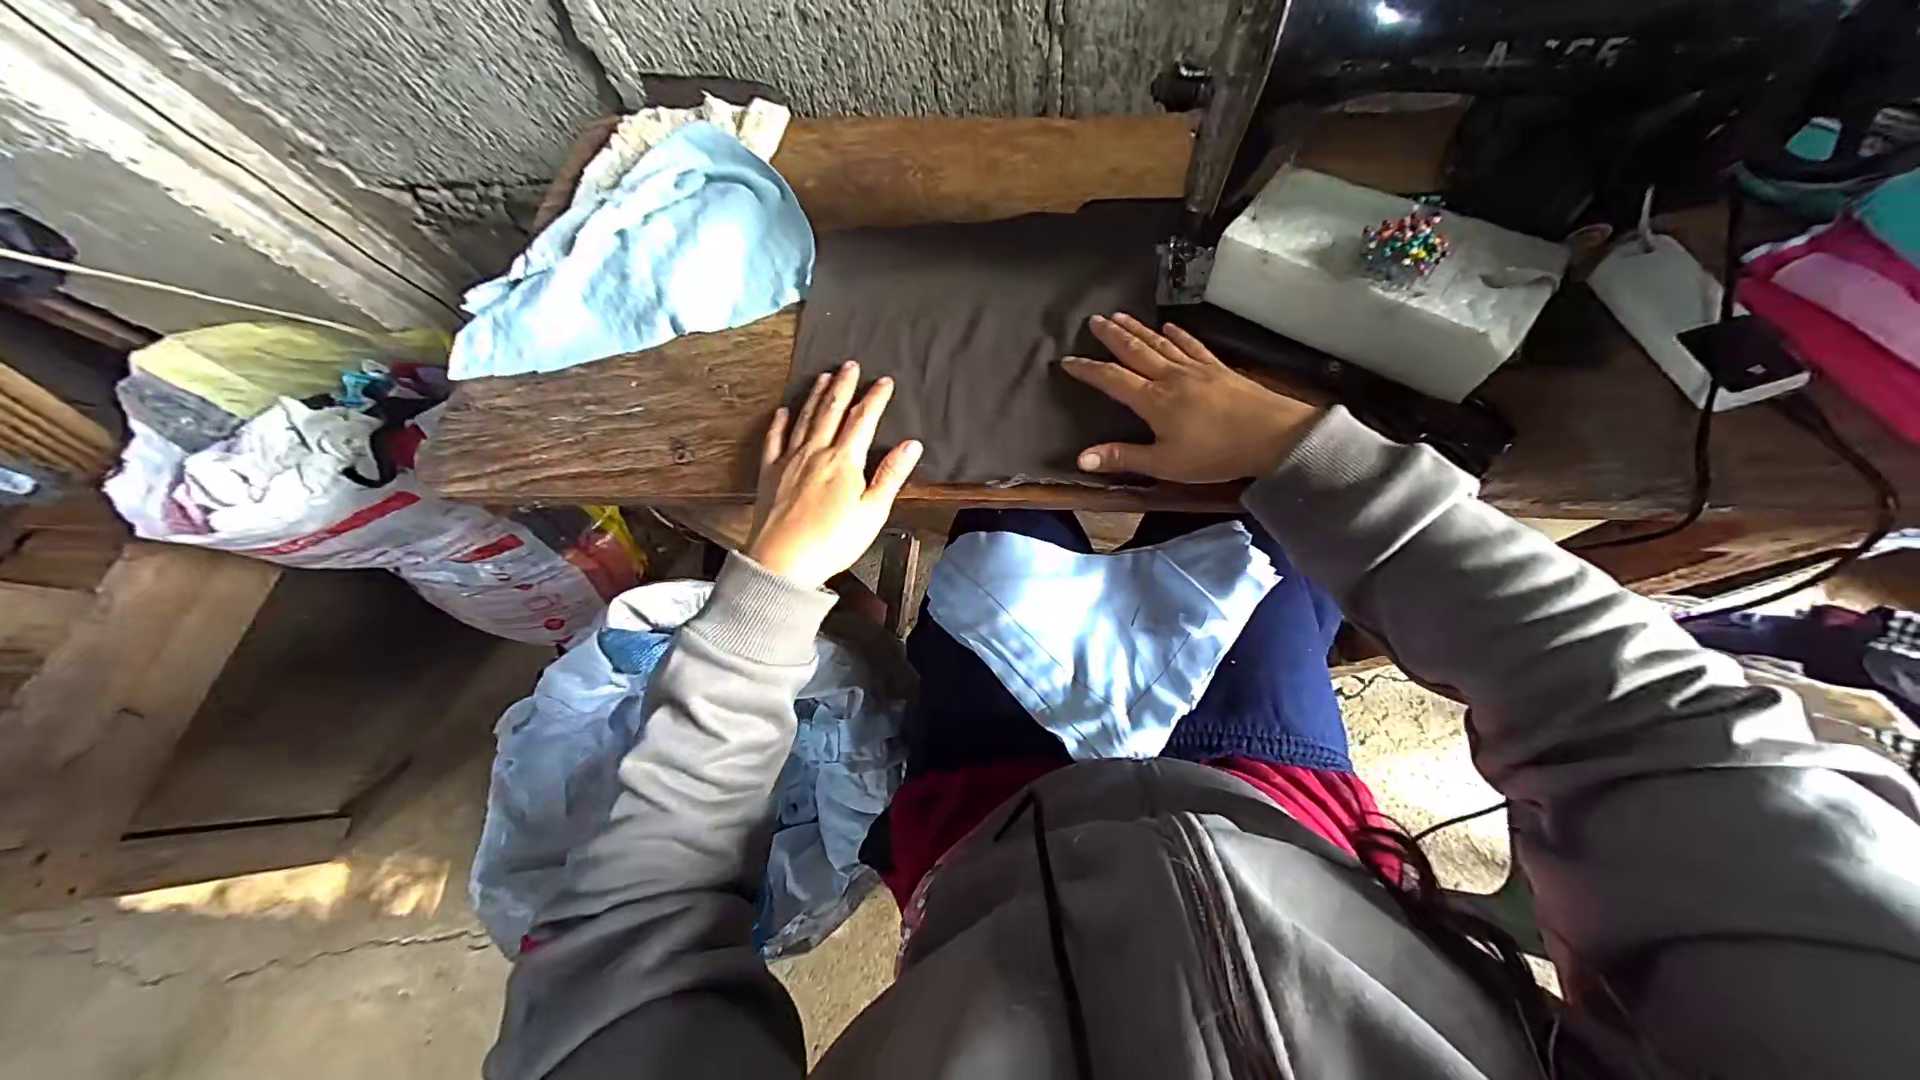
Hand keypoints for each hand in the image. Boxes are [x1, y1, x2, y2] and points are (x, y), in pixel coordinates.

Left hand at [746, 361, 922, 587]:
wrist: (782, 562)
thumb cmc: (831, 542)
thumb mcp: (872, 513)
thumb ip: (890, 475)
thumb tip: (911, 446)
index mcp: (844, 461)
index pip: (863, 420)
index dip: (875, 398)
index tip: (884, 381)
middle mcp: (816, 452)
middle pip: (832, 410)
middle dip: (843, 385)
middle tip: (850, 365)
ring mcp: (790, 461)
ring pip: (805, 418)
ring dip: (815, 395)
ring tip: (822, 376)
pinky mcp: (770, 474)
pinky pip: (775, 439)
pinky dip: (780, 422)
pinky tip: (783, 411)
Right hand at [1062, 313, 1319, 482]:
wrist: (1273, 436)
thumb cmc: (1215, 454)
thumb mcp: (1164, 464)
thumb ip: (1123, 457)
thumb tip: (1081, 459)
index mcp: (1153, 400)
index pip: (1112, 380)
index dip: (1088, 370)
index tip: (1068, 360)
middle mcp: (1171, 376)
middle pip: (1135, 350)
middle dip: (1111, 336)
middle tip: (1093, 320)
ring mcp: (1196, 369)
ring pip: (1160, 343)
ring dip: (1137, 328)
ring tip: (1119, 315)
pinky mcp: (1218, 368)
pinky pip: (1192, 345)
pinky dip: (1178, 334)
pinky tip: (1171, 325)